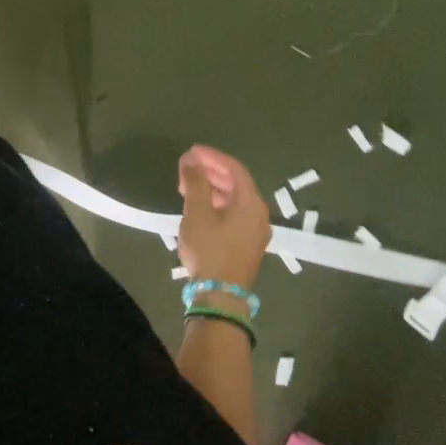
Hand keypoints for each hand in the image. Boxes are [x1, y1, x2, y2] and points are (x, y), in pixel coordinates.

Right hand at [176, 144, 270, 294]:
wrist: (221, 294)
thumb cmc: (209, 248)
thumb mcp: (197, 212)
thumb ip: (195, 181)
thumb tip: (191, 158)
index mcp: (251, 204)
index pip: (235, 169)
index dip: (213, 156)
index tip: (191, 150)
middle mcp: (259, 214)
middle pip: (237, 182)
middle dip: (211, 171)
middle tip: (186, 167)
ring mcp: (256, 230)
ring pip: (235, 198)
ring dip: (212, 187)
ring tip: (187, 185)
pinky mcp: (247, 242)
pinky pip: (235, 212)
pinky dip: (217, 202)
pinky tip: (199, 206)